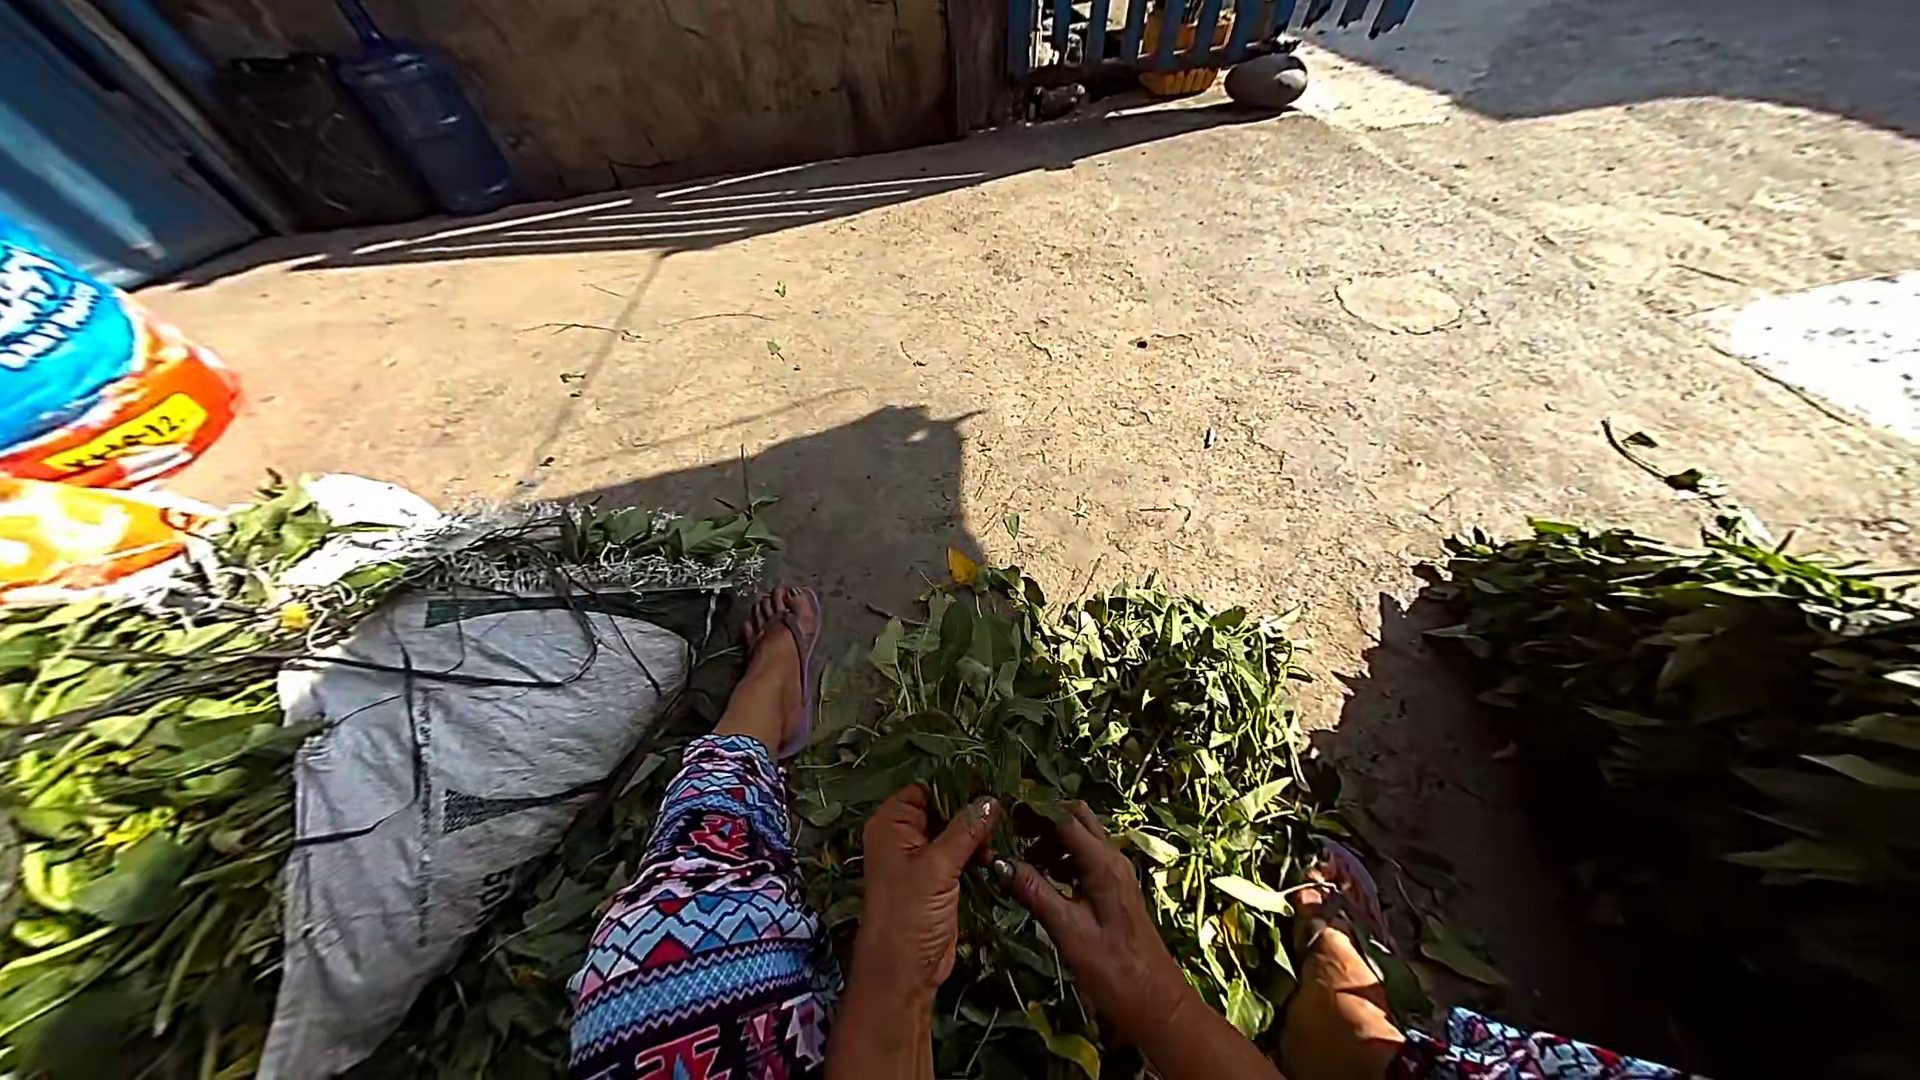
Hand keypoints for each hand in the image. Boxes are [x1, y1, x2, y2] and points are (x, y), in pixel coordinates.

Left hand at [852, 786, 998, 1000]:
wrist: (904, 975)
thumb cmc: (909, 914)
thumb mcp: (937, 867)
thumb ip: (965, 830)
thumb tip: (993, 799)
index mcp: (893, 821)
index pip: (928, 788)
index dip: (958, 784)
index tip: (993, 781)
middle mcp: (905, 833)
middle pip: (944, 807)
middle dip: (972, 807)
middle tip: (1008, 803)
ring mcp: (922, 855)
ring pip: (955, 830)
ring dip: (978, 830)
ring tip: (1008, 824)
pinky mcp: (938, 876)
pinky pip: (961, 852)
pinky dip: (978, 850)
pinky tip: (999, 847)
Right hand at [994, 801, 1190, 1041]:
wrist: (1158, 1007)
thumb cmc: (1114, 971)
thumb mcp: (1068, 931)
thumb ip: (1034, 892)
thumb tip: (999, 862)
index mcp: (1103, 863)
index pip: (1064, 819)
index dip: (1034, 811)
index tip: (1005, 812)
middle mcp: (1112, 858)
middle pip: (1076, 818)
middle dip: (1044, 818)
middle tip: (1014, 829)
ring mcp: (1115, 872)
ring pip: (1081, 836)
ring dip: (1052, 837)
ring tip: (1022, 854)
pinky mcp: (1113, 888)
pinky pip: (1085, 857)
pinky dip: (1062, 856)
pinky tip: (1043, 875)